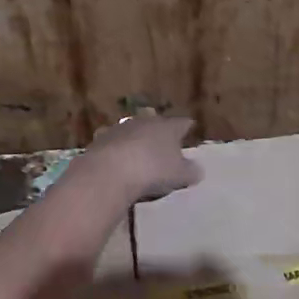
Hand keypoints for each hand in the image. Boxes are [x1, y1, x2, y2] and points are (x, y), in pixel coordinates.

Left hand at [70, 115, 201, 201]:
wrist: (108, 174)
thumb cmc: (152, 171)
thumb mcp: (180, 176)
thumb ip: (192, 171)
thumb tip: (199, 170)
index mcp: (168, 126)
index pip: (183, 123)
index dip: (187, 128)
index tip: (190, 130)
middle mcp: (145, 122)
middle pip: (156, 124)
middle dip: (160, 133)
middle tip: (165, 145)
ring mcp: (120, 129)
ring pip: (133, 132)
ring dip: (136, 141)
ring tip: (140, 155)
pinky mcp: (99, 141)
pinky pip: (113, 145)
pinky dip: (117, 152)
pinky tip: (118, 164)